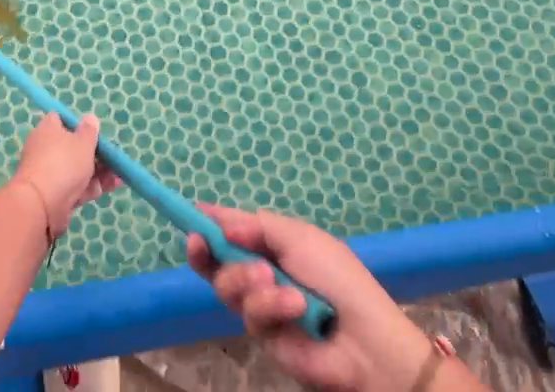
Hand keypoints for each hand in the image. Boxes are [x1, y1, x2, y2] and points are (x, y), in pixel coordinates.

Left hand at [8, 113, 121, 235]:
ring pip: (76, 168)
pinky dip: (92, 186)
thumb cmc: (64, 163)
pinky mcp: (55, 193)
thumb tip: (89, 118)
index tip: (93, 131)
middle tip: (112, 157)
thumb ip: (89, 131)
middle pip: (72, 146)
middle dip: (94, 152)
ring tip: (119, 175)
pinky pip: (76, 186)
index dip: (77, 123)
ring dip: (98, 171)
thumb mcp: (83, 142)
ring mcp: (50, 173)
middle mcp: (46, 149)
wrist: (42, 203)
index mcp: (47, 130)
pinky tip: (112, 186)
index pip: (59, 119)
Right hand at [187, 205, 448, 391]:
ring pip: (226, 284)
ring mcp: (261, 303)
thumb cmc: (338, 279)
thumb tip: (221, 224)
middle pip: (216, 259)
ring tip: (272, 281)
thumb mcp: (300, 238)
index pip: (234, 229)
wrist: (365, 342)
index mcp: (274, 244)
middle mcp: (262, 271)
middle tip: (199, 242)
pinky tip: (294, 308)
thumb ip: (257, 226)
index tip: (189, 212)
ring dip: (246, 279)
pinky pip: (249, 312)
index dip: (210, 221)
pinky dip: (270, 306)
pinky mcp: (262, 334)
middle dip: (207, 250)